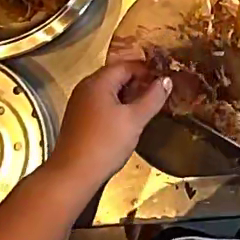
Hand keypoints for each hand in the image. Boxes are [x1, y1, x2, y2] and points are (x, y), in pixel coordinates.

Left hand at [49, 60, 169, 185]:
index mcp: (98, 82)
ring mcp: (79, 103)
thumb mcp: (135, 120)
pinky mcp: (78, 118)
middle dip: (138, 83)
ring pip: (109, 91)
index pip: (127, 65)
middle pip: (116, 76)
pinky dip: (116, 107)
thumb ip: (152, 98)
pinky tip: (127, 121)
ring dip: (128, 96)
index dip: (147, 71)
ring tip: (146, 108)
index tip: (164, 82)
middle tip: (158, 95)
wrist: (73, 174)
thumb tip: (166, 80)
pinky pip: (101, 104)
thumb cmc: (105, 143)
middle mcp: (86, 87)